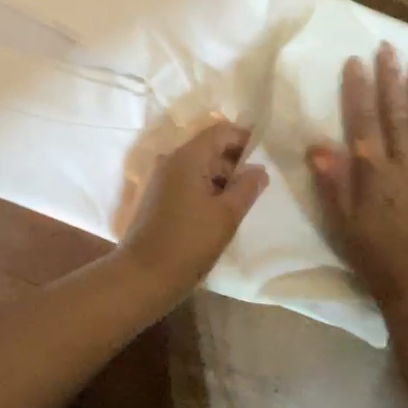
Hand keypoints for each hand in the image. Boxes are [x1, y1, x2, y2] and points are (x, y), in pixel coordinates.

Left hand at [118, 115, 268, 295]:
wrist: (143, 275)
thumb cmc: (189, 242)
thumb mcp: (226, 215)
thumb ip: (246, 188)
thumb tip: (259, 170)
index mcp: (187, 157)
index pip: (219, 131)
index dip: (243, 138)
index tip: (264, 154)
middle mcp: (170, 160)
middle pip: (207, 147)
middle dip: (233, 161)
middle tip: (257, 183)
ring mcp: (159, 178)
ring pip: (197, 166)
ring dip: (219, 177)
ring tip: (241, 200)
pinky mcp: (155, 196)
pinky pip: (185, 181)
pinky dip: (204, 188)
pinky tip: (218, 210)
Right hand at [308, 43, 407, 314]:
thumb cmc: (373, 254)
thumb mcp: (342, 221)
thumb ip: (333, 182)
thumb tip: (317, 144)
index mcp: (375, 172)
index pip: (364, 122)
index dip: (359, 90)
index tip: (356, 61)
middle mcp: (405, 166)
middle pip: (397, 116)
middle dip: (391, 81)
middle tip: (389, 50)